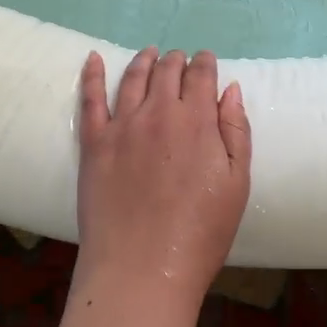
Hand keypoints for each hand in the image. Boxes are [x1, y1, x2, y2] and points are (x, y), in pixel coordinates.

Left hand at [72, 48, 251, 305]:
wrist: (142, 271)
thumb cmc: (200, 233)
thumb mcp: (237, 184)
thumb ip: (236, 131)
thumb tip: (230, 90)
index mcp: (196, 120)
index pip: (201, 74)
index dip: (205, 63)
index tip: (206, 62)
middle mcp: (158, 112)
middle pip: (167, 70)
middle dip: (178, 60)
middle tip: (181, 62)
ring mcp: (122, 126)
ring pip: (133, 77)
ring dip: (145, 60)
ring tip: (149, 54)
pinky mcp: (94, 144)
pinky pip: (90, 99)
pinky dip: (92, 74)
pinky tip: (93, 58)